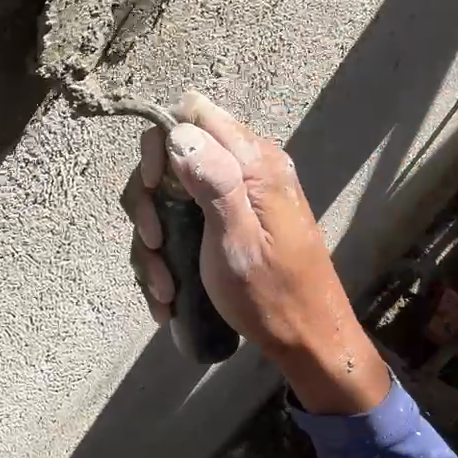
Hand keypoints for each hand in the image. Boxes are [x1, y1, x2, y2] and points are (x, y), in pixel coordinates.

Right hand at [123, 92, 389, 413]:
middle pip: (170, 153)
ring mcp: (232, 195)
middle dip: (150, 200)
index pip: (193, 112)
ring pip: (166, 193)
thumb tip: (180, 131)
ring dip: (154, 237)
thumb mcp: (239, 242)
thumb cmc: (274, 297)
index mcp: (255, 163)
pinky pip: (177, 220)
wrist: (308, 345)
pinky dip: (165, 253)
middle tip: (155, 242)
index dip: (163, 141)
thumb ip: (214, 182)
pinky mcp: (223, 219)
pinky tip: (169, 290)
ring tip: (164, 284)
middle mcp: (244, 169)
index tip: (153, 186)